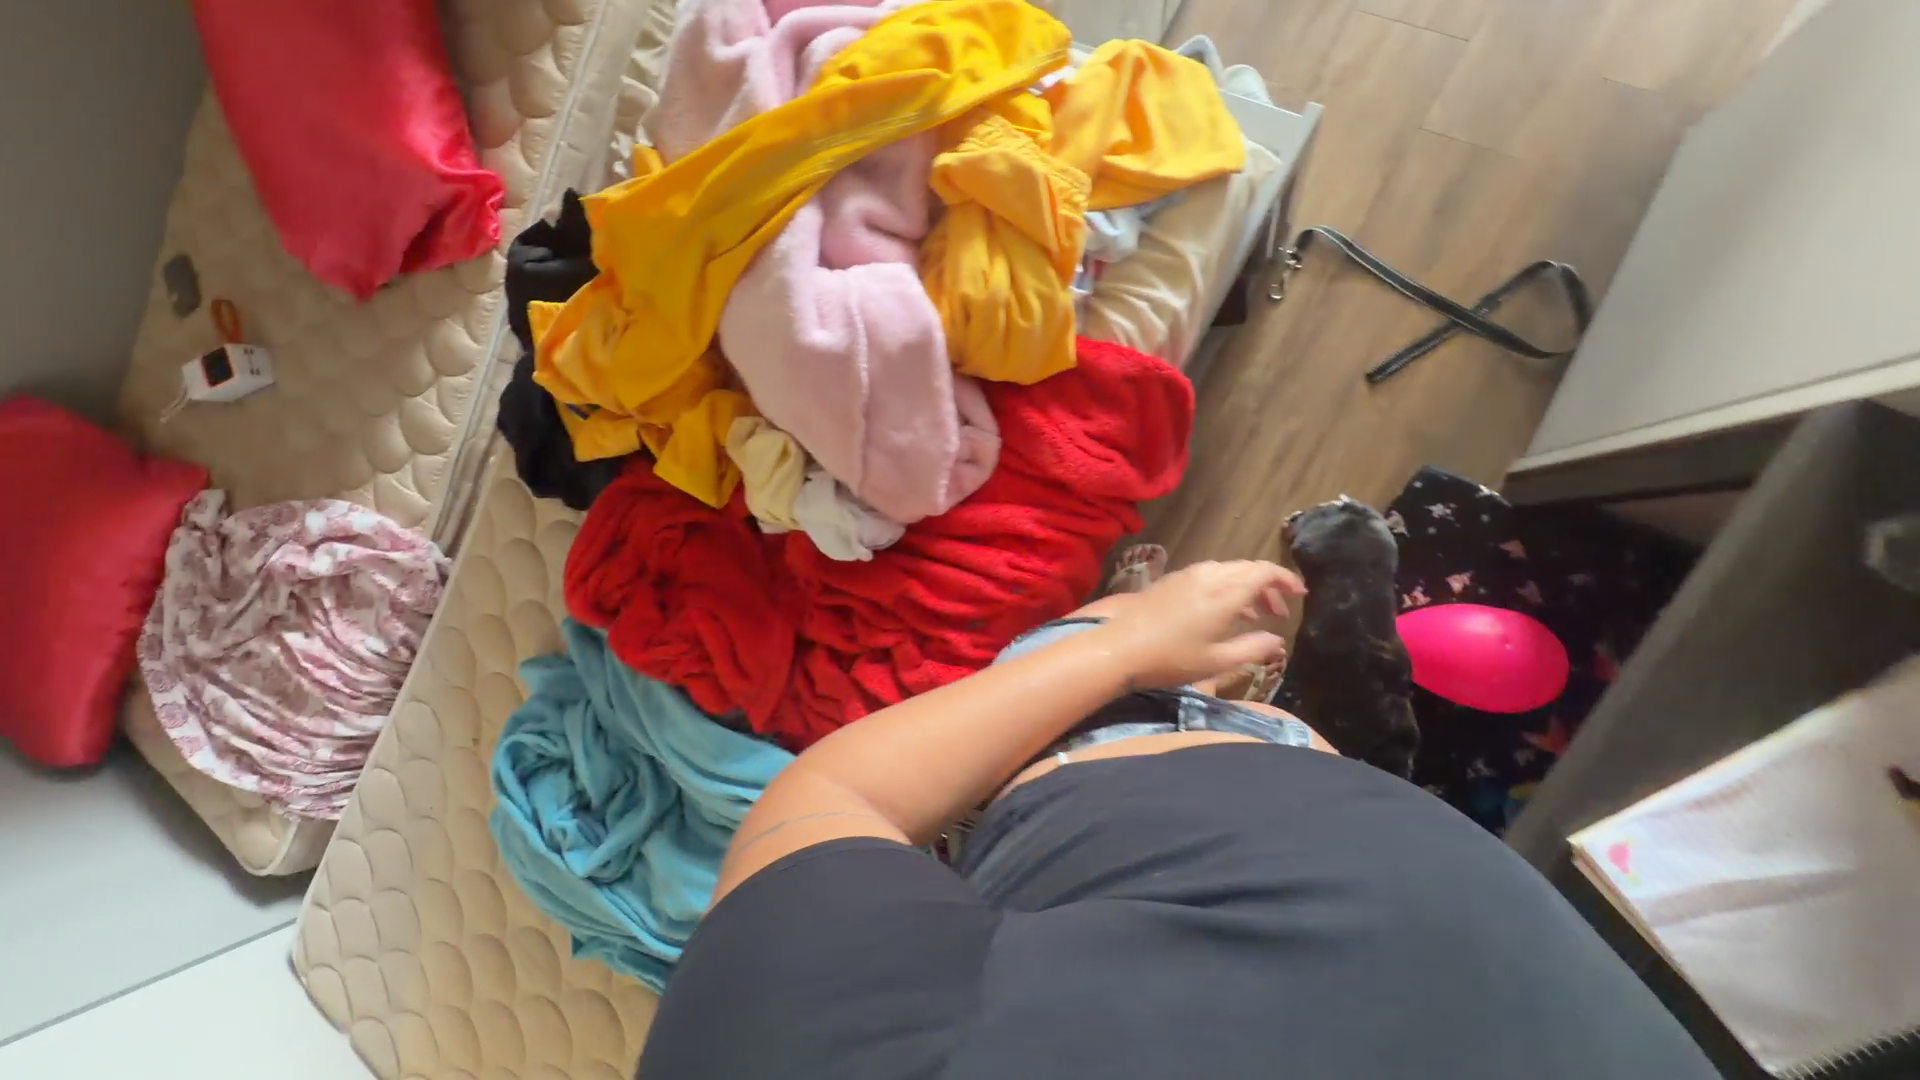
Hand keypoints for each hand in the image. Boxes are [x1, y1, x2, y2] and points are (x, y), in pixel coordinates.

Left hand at [1098, 560, 1304, 688]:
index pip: (1264, 572)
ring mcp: (1186, 576)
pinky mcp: (1170, 581)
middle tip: (1279, 613)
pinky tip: (1223, 612)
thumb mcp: (1217, 662)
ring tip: (1254, 616)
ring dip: (1246, 588)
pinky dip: (1225, 588)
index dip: (1286, 579)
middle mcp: (1207, 576)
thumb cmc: (1171, 659)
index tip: (1301, 594)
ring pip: (1227, 571)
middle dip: (1268, 586)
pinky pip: (1208, 576)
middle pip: (1247, 569)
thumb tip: (1277, 641)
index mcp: (1224, 593)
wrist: (1119, 648)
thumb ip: (1252, 649)